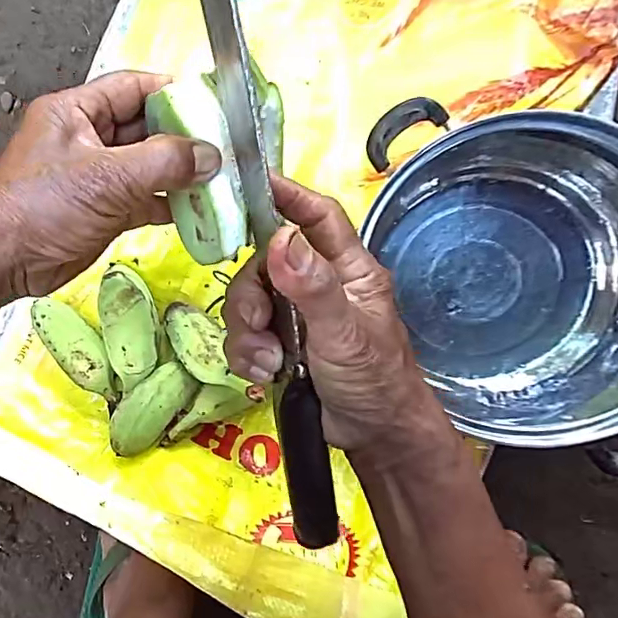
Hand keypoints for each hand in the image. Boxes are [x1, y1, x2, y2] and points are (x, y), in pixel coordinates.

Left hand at [0, 71, 219, 296]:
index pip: (133, 88)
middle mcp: (85, 139)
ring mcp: (93, 177)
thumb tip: (209, 156)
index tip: (212, 104)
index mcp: (76, 112)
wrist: (0, 261)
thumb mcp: (104, 176)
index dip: (173, 93)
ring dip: (179, 175)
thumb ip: (162, 161)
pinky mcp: (100, 210)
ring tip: (219, 180)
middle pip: (144, 128)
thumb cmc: (39, 207)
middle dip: (183, 138)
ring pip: (146, 167)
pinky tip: (197, 210)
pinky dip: (167, 204)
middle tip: (225, 147)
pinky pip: (141, 199)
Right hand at [223, 175, 464, 476]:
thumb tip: (280, 238)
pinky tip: (264, 374)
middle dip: (251, 298)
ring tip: (268, 362)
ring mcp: (292, 314)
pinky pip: (241, 334)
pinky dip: (245, 354)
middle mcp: (314, 283)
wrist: (372, 436)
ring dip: (247, 334)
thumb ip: (314, 287)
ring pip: (245, 302)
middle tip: (259, 326)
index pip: (317, 217)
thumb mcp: (345, 333)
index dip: (289, 196)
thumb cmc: (375, 379)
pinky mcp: (274, 342)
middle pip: (263, 264)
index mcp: (345, 269)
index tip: (254, 181)